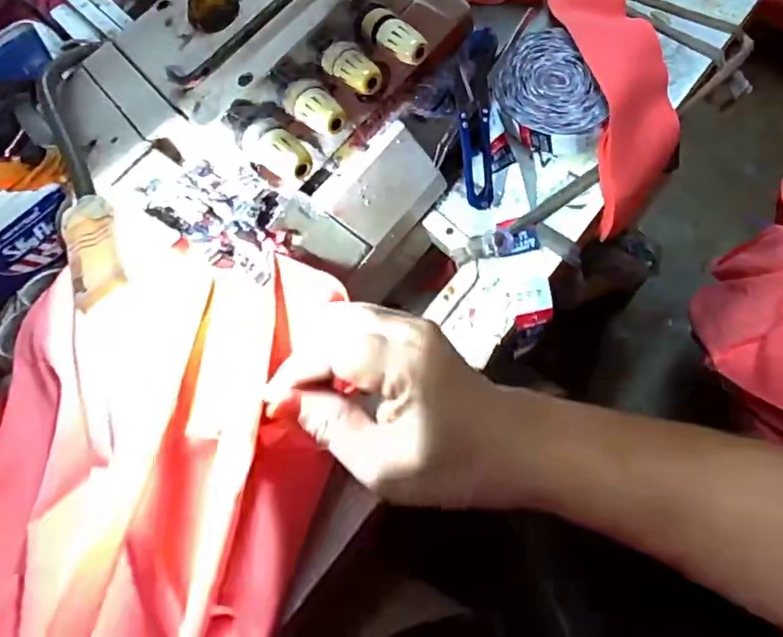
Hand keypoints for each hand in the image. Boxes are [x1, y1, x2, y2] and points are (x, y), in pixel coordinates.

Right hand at [264, 303, 527, 508]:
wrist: (513, 445)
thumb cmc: (452, 463)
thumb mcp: (383, 465)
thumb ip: (331, 427)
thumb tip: (283, 403)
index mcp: (400, 356)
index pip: (329, 347)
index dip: (294, 372)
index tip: (269, 405)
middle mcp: (406, 327)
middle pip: (337, 322)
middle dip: (304, 356)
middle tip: (285, 398)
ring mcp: (415, 324)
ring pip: (350, 317)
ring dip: (322, 347)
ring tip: (305, 390)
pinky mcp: (419, 331)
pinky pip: (367, 324)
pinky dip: (342, 344)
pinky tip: (337, 377)